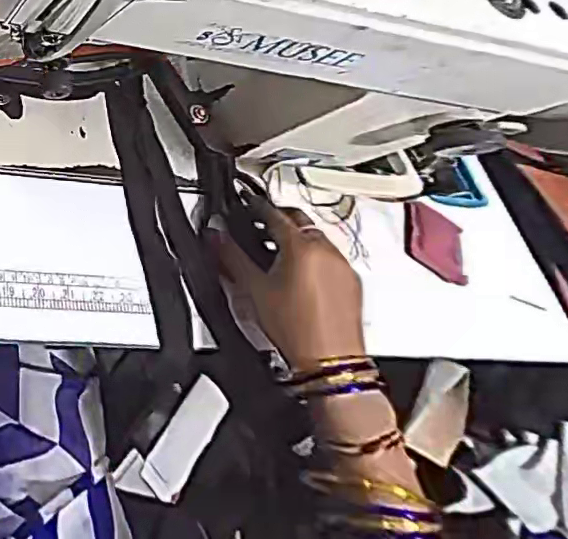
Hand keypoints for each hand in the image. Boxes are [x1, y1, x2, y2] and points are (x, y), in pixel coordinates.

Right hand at [211, 200, 364, 368]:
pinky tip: (299, 273)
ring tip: (277, 251)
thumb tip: (215, 235)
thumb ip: (230, 255)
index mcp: (301, 246)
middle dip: (278, 217)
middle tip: (260, 223)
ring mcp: (342, 266)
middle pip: (298, 219)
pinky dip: (313, 255)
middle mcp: (326, 250)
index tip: (247, 204)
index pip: (273, 212)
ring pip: (315, 237)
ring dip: (296, 236)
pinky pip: (330, 256)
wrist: (330, 364)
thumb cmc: (297, 330)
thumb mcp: (253, 288)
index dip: (255, 206)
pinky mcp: (351, 282)